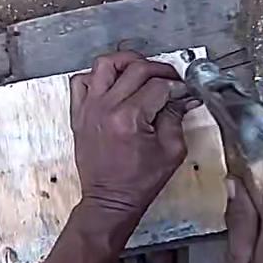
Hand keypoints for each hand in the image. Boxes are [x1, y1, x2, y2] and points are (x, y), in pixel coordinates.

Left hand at [68, 52, 190, 245]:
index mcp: (130, 118)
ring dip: (126, 62)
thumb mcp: (171, 151)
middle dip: (159, 70)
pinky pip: (81, 81)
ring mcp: (89, 108)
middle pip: (135, 68)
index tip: (183, 90)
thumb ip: (175, 118)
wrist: (110, 200)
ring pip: (105, 64)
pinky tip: (112, 84)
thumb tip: (180, 96)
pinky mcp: (79, 114)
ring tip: (141, 70)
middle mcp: (106, 108)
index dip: (176, 86)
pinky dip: (96, 76)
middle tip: (169, 79)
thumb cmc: (138, 182)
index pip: (158, 85)